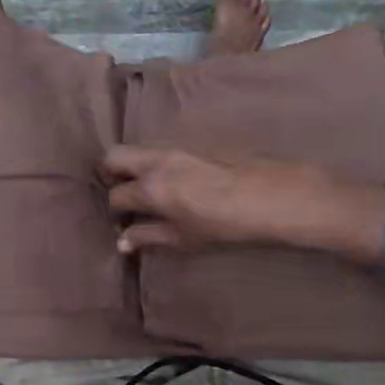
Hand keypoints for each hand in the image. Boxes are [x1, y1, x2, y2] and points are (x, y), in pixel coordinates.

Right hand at [101, 146, 358, 253]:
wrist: (273, 195)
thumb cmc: (226, 224)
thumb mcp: (184, 237)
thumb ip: (148, 237)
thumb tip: (122, 242)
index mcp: (150, 187)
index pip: (115, 196)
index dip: (115, 212)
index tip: (123, 222)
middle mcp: (156, 161)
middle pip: (113, 156)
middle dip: (111, 175)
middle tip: (125, 195)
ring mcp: (175, 147)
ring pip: (138, 149)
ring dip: (134, 166)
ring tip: (150, 190)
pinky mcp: (194, 142)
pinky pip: (162, 148)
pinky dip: (156, 161)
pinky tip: (176, 181)